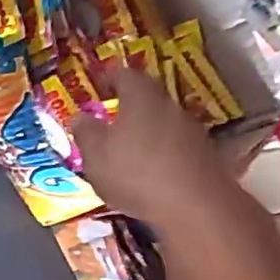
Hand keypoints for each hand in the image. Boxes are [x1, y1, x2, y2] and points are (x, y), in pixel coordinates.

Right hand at [71, 70, 235, 230]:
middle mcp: (168, 106)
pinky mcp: (201, 152)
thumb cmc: (133, 173)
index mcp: (140, 99)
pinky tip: (147, 167)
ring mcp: (189, 128)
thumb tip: (78, 116)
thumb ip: (86, 133)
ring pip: (161, 120)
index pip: (126, 76)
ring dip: (145, 128)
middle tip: (110, 116)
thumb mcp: (95, 156)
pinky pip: (173, 143)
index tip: (101, 82)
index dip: (111, 77)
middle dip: (129, 105)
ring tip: (126, 146)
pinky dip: (158, 149)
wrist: (191, 203)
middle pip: (147, 97)